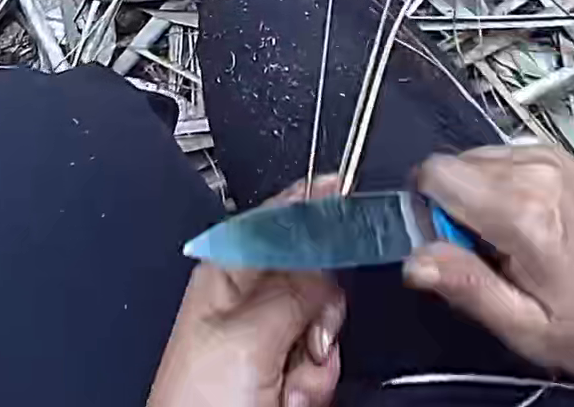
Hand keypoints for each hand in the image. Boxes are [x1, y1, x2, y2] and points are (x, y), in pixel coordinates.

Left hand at [147, 181, 346, 406]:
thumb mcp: (247, 339)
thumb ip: (293, 289)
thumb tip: (329, 246)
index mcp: (227, 270)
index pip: (277, 218)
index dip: (312, 200)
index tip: (346, 188)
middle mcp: (250, 295)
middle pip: (312, 266)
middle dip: (320, 305)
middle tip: (307, 336)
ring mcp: (269, 334)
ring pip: (324, 315)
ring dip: (316, 355)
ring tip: (287, 386)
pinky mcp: (286, 371)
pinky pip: (324, 358)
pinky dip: (316, 382)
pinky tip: (290, 402)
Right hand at [403, 145, 573, 406]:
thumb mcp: (524, 327)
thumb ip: (465, 285)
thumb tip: (414, 258)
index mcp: (522, 212)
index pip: (436, 175)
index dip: (427, 206)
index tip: (446, 241)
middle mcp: (533, 170)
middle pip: (452, 164)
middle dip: (452, 201)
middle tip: (484, 248)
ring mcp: (545, 154)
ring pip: (472, 157)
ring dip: (474, 190)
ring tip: (509, 235)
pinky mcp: (554, 151)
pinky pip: (497, 154)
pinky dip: (496, 180)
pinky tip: (525, 216)